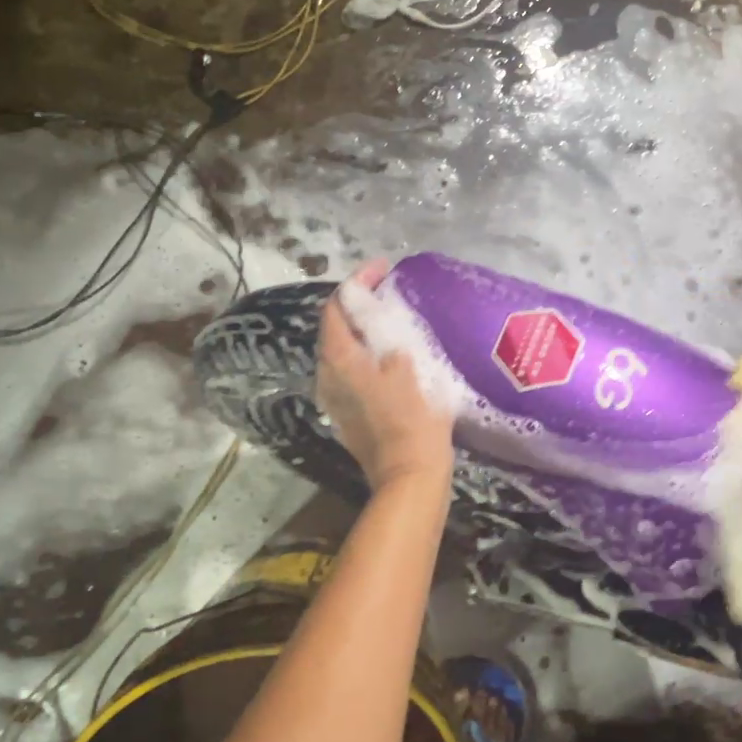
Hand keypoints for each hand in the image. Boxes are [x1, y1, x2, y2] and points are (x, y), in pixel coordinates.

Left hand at [315, 260, 456, 491]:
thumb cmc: (414, 416)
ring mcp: (336, 398)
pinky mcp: (349, 414)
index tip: (383, 268)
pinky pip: (353, 371)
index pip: (337, 307)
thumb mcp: (408, 363)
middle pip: (336, 328)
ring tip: (394, 317)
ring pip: (344, 351)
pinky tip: (393, 353)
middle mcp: (327, 376)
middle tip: (390, 290)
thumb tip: (381, 308)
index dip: (357, 282)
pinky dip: (368, 353)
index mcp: (339, 359)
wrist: (410, 474)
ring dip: (364, 330)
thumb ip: (389, 330)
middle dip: (359, 304)